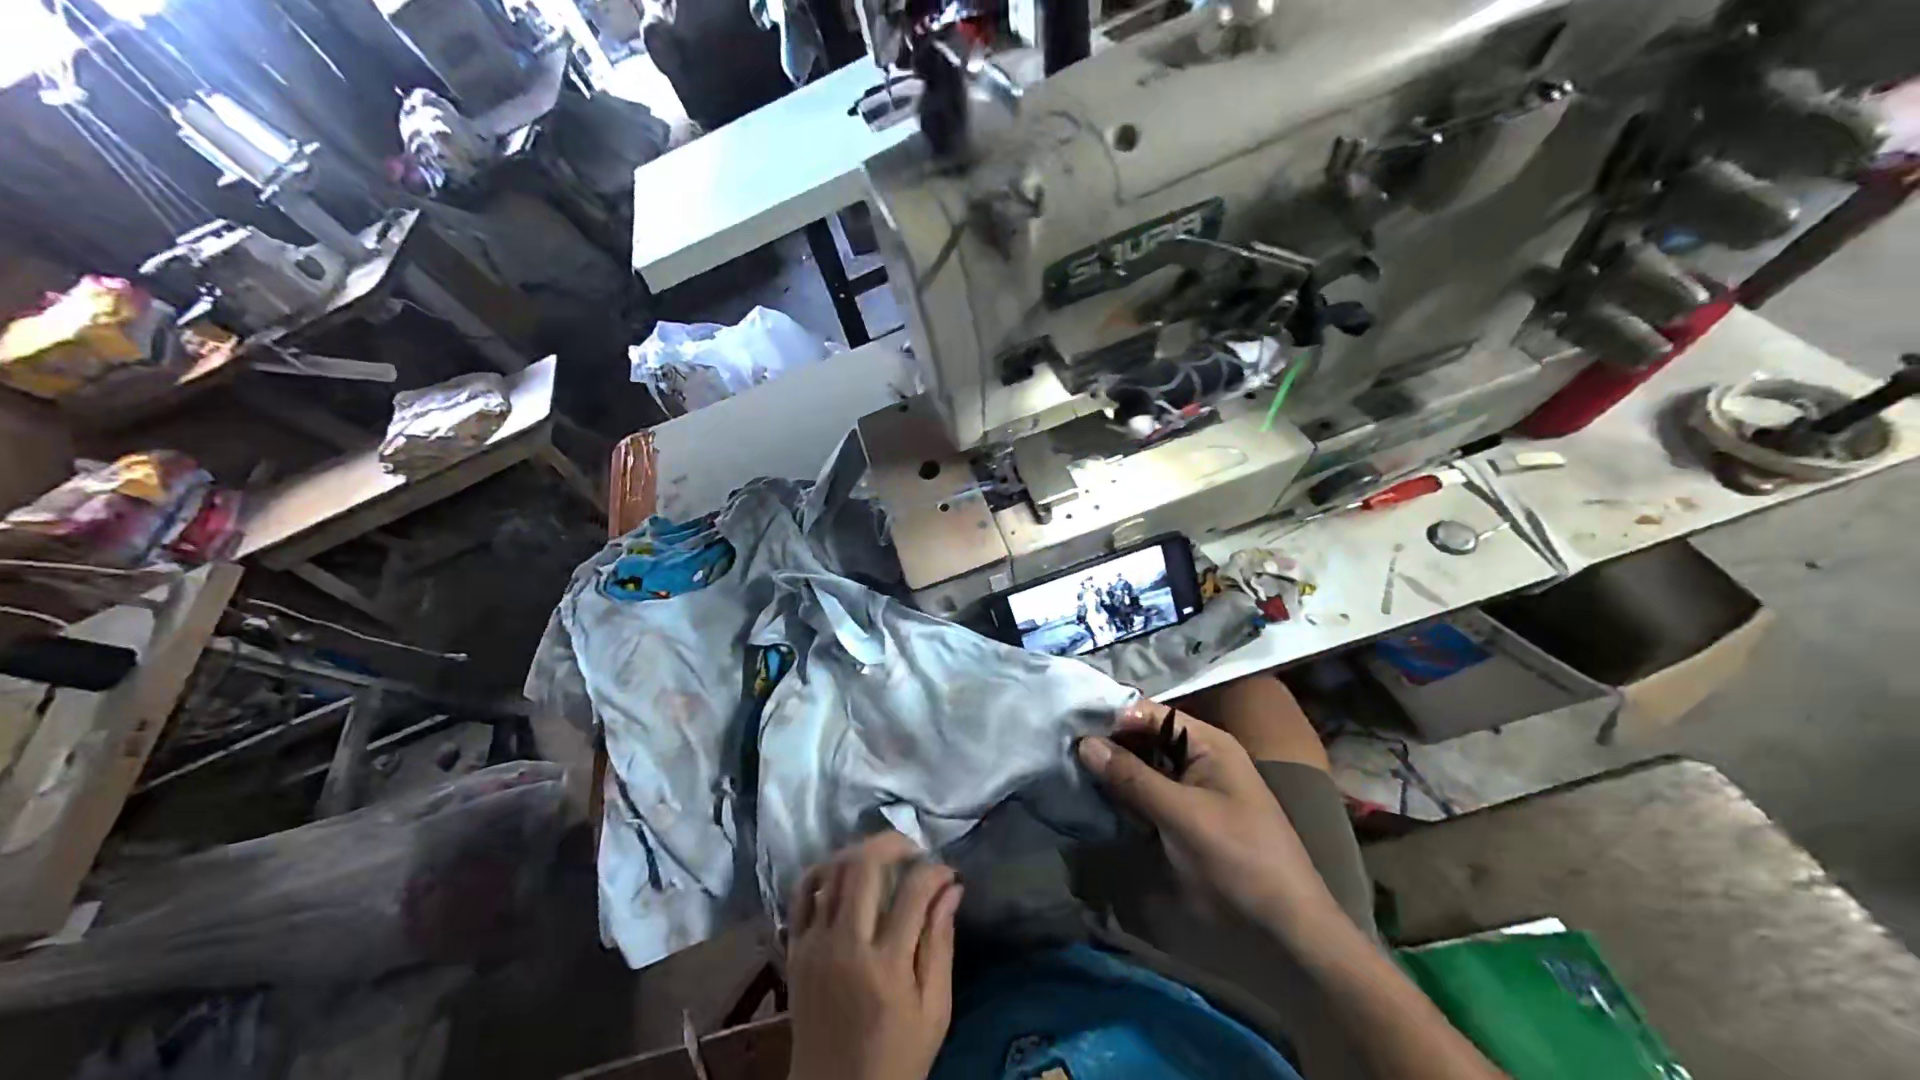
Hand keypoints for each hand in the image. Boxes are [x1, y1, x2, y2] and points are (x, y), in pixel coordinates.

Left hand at [786, 831, 963, 1079]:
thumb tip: (952, 888)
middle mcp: (845, 945)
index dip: (936, 870)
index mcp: (886, 965)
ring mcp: (813, 944)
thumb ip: (941, 943)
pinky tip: (845, 874)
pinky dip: (824, 871)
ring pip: (832, 869)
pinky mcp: (794, 948)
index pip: (913, 890)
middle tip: (914, 850)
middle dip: (894, 843)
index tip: (948, 874)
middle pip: (864, 865)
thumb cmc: (896, 1056)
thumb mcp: (934, 1010)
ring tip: (884, 858)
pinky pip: (802, 892)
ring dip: (861, 852)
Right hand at [1077, 701, 1342, 934]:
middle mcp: (1197, 758)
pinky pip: (1144, 795)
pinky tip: (1091, 798)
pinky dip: (1121, 796)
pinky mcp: (1180, 819)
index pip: (1151, 714)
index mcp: (1208, 744)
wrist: (1282, 929)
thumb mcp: (1182, 814)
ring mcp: (1189, 790)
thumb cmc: (1238, 859)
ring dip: (1111, 771)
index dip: (1113, 717)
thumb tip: (1084, 743)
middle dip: (1108, 743)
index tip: (1071, 726)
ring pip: (1141, 768)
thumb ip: (1132, 777)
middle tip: (1062, 749)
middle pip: (1144, 738)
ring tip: (1067, 770)